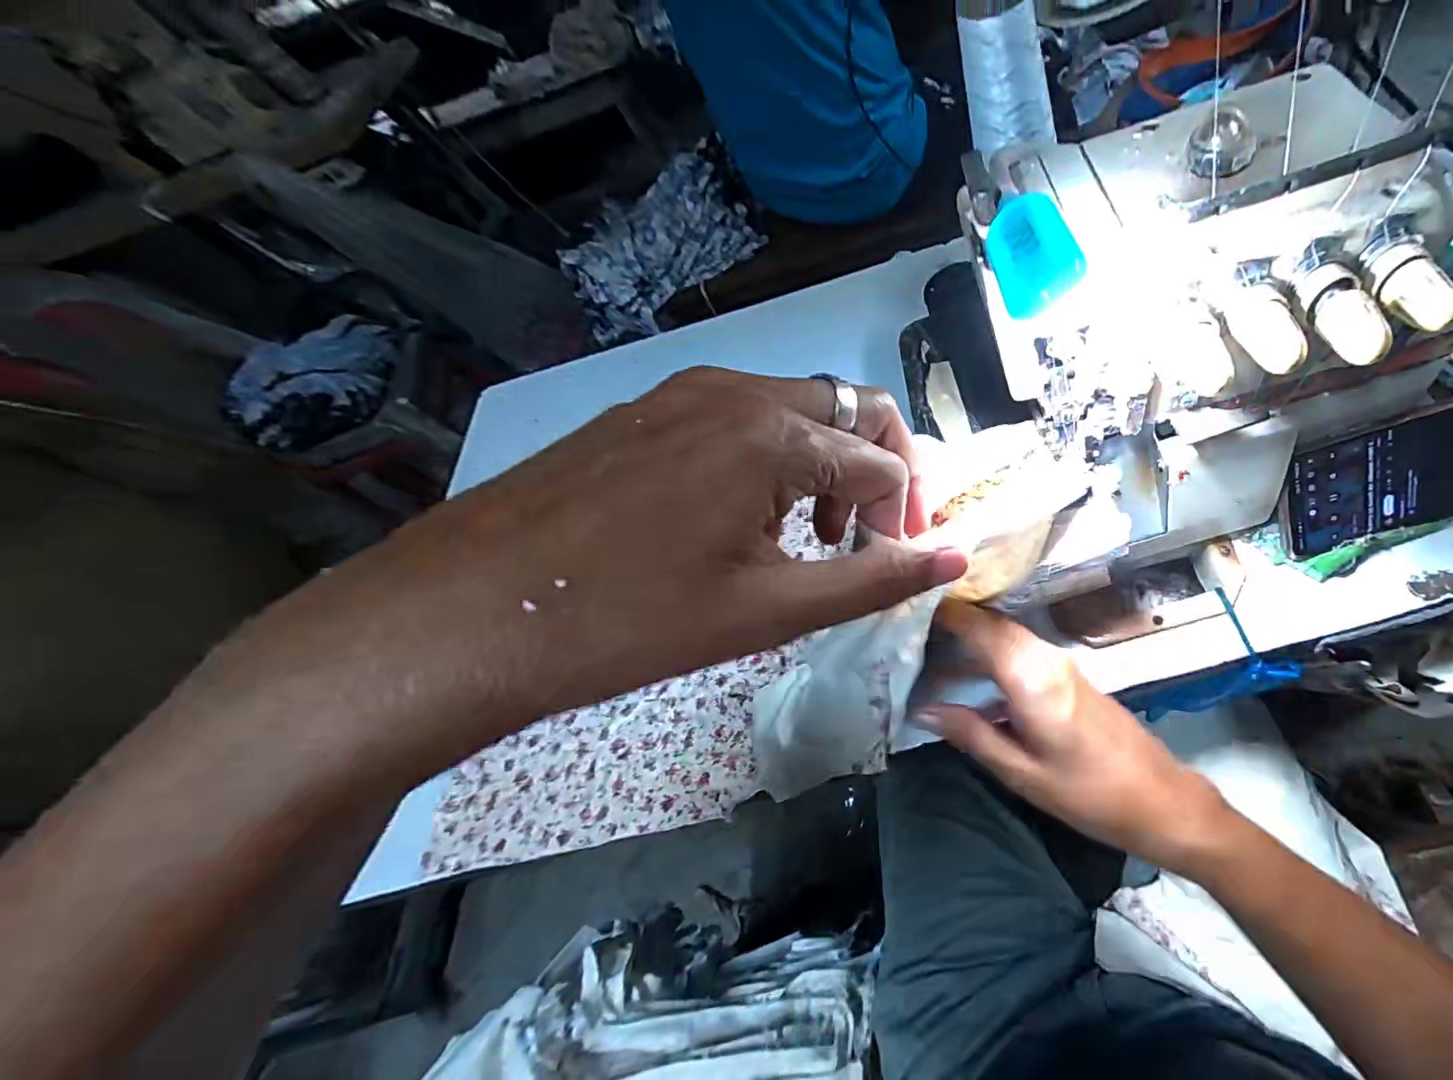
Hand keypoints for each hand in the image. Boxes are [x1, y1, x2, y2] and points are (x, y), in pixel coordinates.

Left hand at [197, 367, 966, 785]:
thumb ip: (874, 579)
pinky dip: (772, 458)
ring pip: (795, 411)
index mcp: (774, 433)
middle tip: (862, 543)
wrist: (466, 616)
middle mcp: (735, 391)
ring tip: (806, 538)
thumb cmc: (635, 621)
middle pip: (850, 411)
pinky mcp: (644, 412)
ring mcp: (682, 394)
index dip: (904, 516)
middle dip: (876, 474)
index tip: (890, 565)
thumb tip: (954, 559)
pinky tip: (741, 519)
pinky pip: (739, 417)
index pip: (885, 461)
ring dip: (826, 465)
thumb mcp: (772, 610)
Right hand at [917, 601, 1240, 875]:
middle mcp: (1049, 658)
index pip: (982, 628)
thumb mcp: (1022, 773)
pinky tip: (972, 670)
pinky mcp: (1071, 674)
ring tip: (931, 648)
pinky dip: (994, 649)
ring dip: (973, 634)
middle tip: (911, 630)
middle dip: (954, 620)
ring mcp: (1064, 663)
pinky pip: (1023, 648)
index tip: (909, 610)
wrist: (1160, 799)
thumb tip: (923, 709)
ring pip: (1009, 634)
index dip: (946, 614)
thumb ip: (972, 735)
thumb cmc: (1089, 794)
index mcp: (1034, 679)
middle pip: (994, 624)